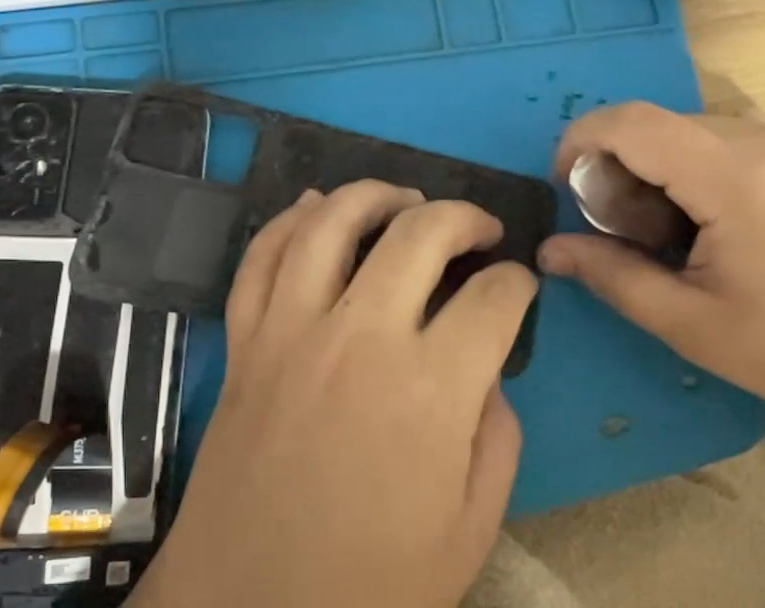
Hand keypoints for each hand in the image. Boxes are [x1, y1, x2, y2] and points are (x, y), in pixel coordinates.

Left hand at [133, 181, 537, 607]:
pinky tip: (316, 208)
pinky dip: (290, 220)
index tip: (519, 288)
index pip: (495, 297)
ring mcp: (293, 332)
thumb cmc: (371, 583)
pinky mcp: (244, 343)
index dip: (519, 284)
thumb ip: (495, 435)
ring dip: (377, 194)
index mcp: (432, 388)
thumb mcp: (470, 527)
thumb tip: (485, 371)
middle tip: (481, 230)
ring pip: (333, 222)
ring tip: (407, 199)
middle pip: (421, 232)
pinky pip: (262, 258)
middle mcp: (362, 338)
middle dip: (465, 217)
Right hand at [540, 103, 764, 450]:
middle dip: (617, 165)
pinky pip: (725, 146)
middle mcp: (760, 140)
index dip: (579, 142)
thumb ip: (611, 275)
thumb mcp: (689, 323)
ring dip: (655, 169)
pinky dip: (691, 172)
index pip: (630, 122)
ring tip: (661, 237)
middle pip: (658, 124)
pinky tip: (704, 230)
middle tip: (615, 232)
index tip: (562, 189)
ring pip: (690, 133)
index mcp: (730, 173)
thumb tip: (549, 250)